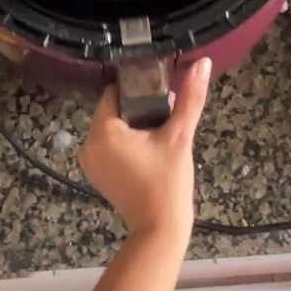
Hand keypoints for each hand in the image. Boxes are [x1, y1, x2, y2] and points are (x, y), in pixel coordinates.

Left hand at [79, 57, 210, 239]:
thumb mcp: (180, 137)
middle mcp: (88, 143)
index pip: (114, 93)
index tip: (161, 97)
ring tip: (159, 135)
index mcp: (103, 131)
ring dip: (133, 127)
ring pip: (111, 128)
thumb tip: (202, 63)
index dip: (138, 90)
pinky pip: (108, 146)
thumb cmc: (168, 181)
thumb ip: (190, 98)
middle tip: (166, 118)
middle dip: (138, 110)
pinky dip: (125, 143)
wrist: (159, 227)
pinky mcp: (95, 174)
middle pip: (112, 111)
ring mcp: (89, 161)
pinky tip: (148, 150)